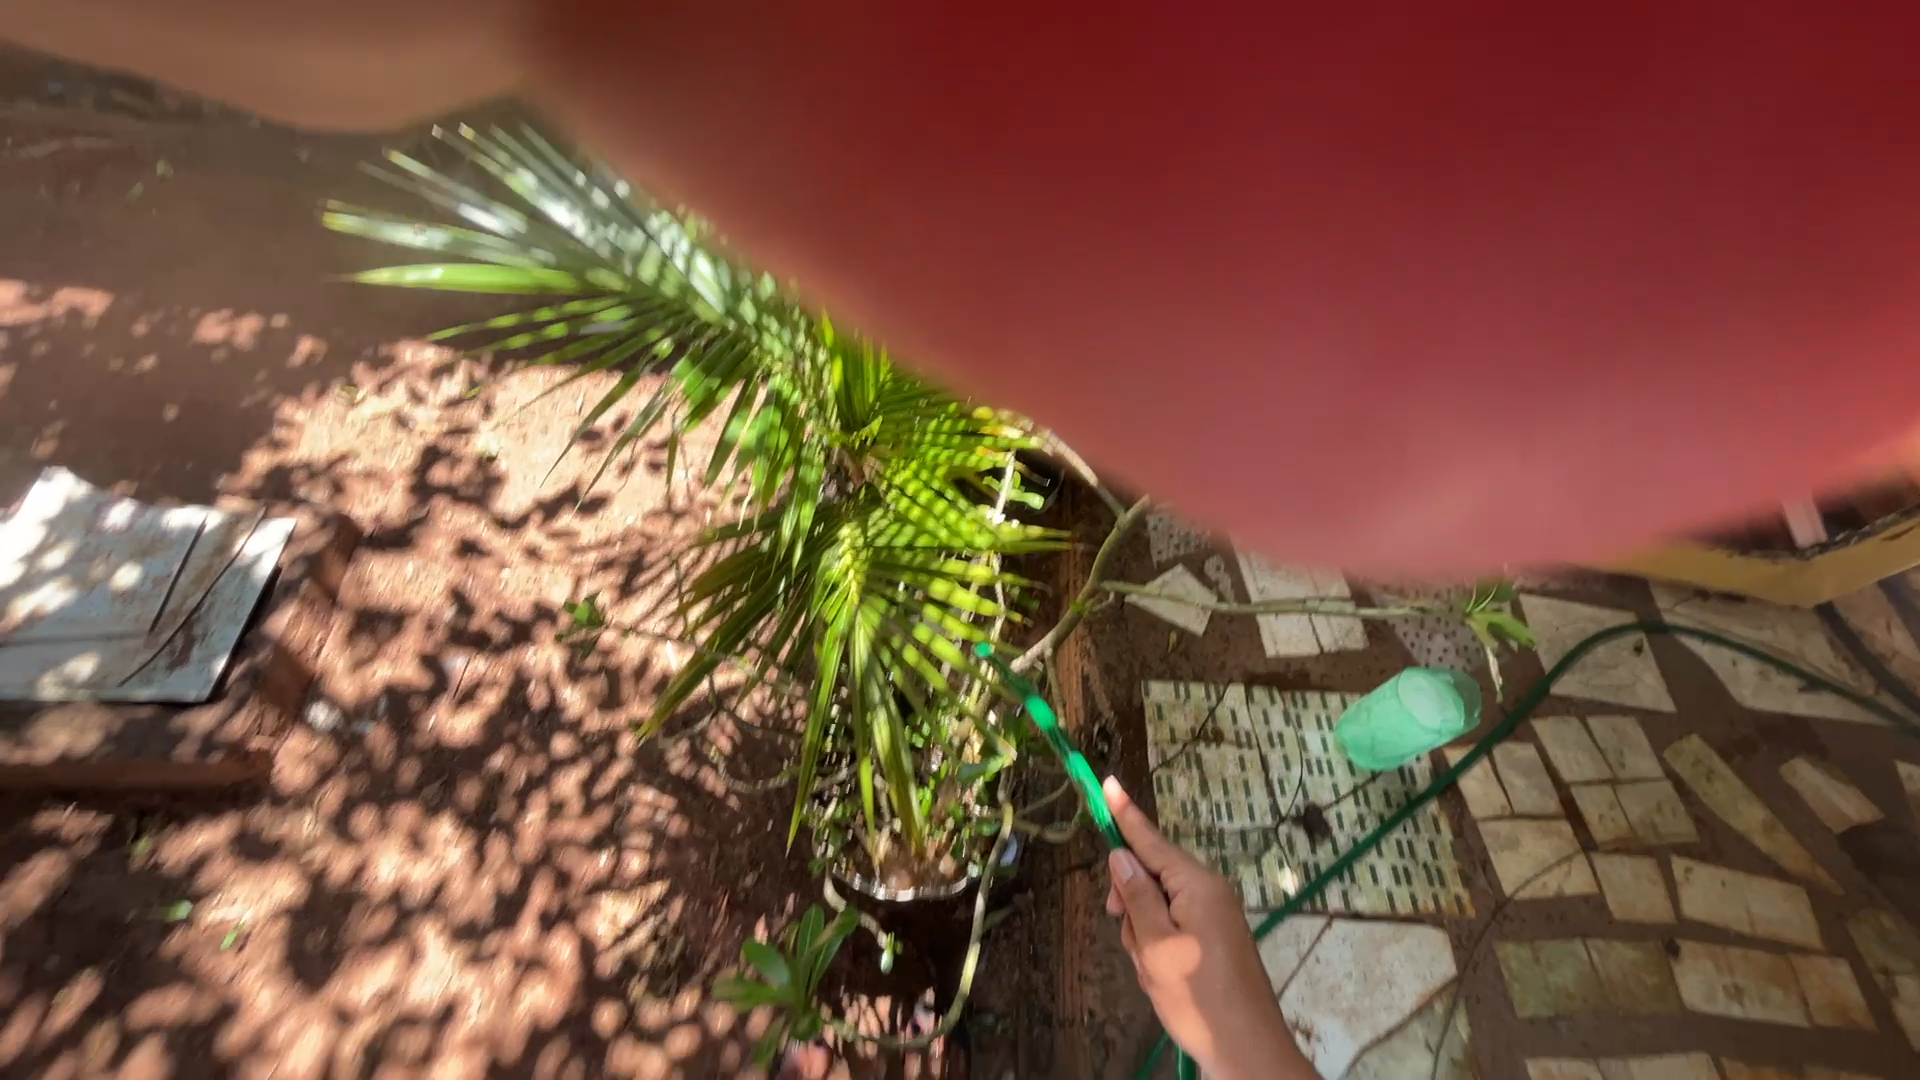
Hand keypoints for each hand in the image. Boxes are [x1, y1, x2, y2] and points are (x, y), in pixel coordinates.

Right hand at [1102, 776, 1318, 1079]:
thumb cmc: (1199, 999)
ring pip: (1156, 904)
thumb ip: (1136, 896)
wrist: (1250, 1055)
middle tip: (1129, 937)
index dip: (1124, 814)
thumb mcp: (1156, 947)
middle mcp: (1207, 890)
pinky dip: (1159, 946)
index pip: (1149, 839)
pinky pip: (1172, 924)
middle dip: (1131, 904)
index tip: (1107, 781)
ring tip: (1154, 971)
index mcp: (1196, 885)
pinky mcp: (1214, 936)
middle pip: (1150, 874)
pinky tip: (1165, 978)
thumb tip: (1120, 855)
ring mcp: (1213, 914)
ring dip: (1144, 934)